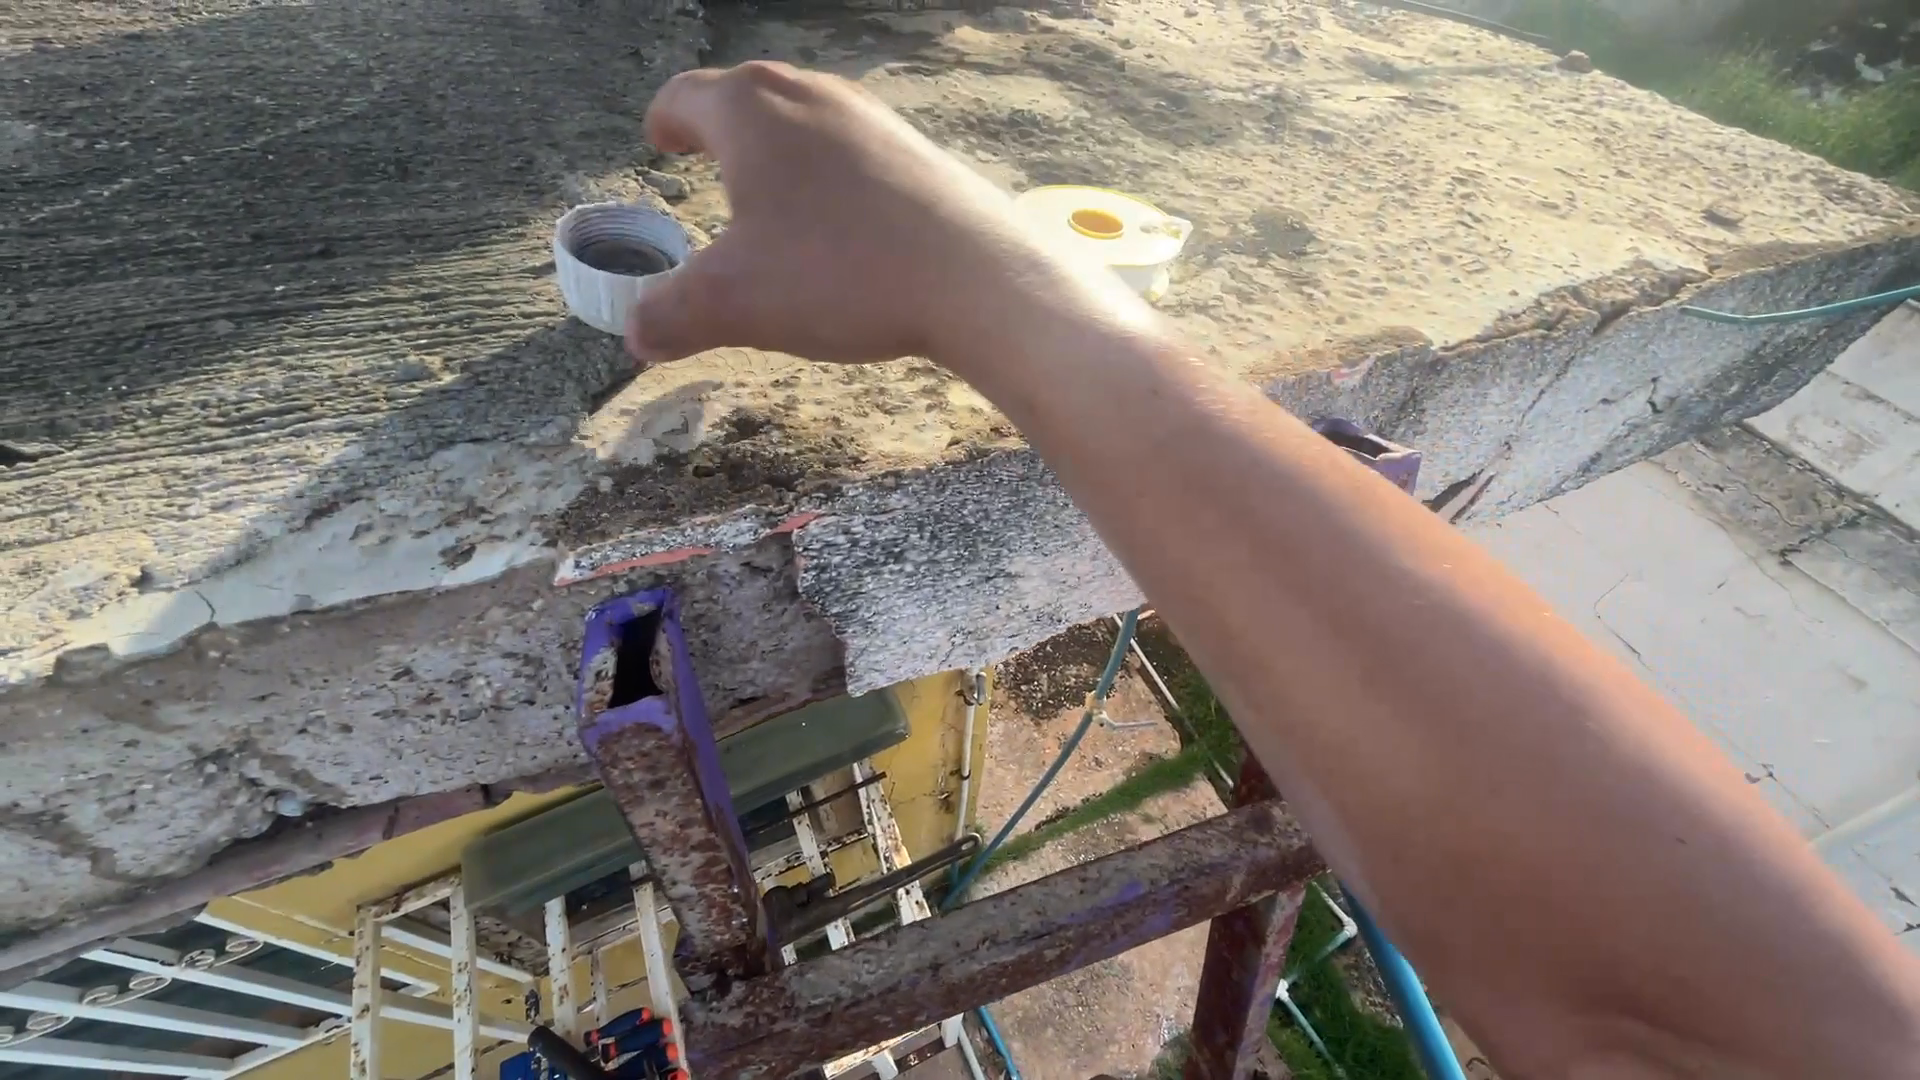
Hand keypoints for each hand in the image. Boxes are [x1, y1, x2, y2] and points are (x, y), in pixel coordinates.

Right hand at [626, 62, 1114, 371]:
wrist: (972, 277)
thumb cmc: (837, 274)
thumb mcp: (735, 303)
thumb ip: (673, 315)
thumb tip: (636, 336)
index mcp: (751, 112)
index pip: (689, 99)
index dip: (666, 121)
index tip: (660, 138)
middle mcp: (814, 98)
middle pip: (752, 101)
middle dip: (724, 132)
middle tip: (710, 159)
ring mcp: (875, 122)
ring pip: (810, 128)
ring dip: (785, 157)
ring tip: (778, 197)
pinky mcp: (921, 157)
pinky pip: (859, 161)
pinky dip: (836, 184)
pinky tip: (848, 226)